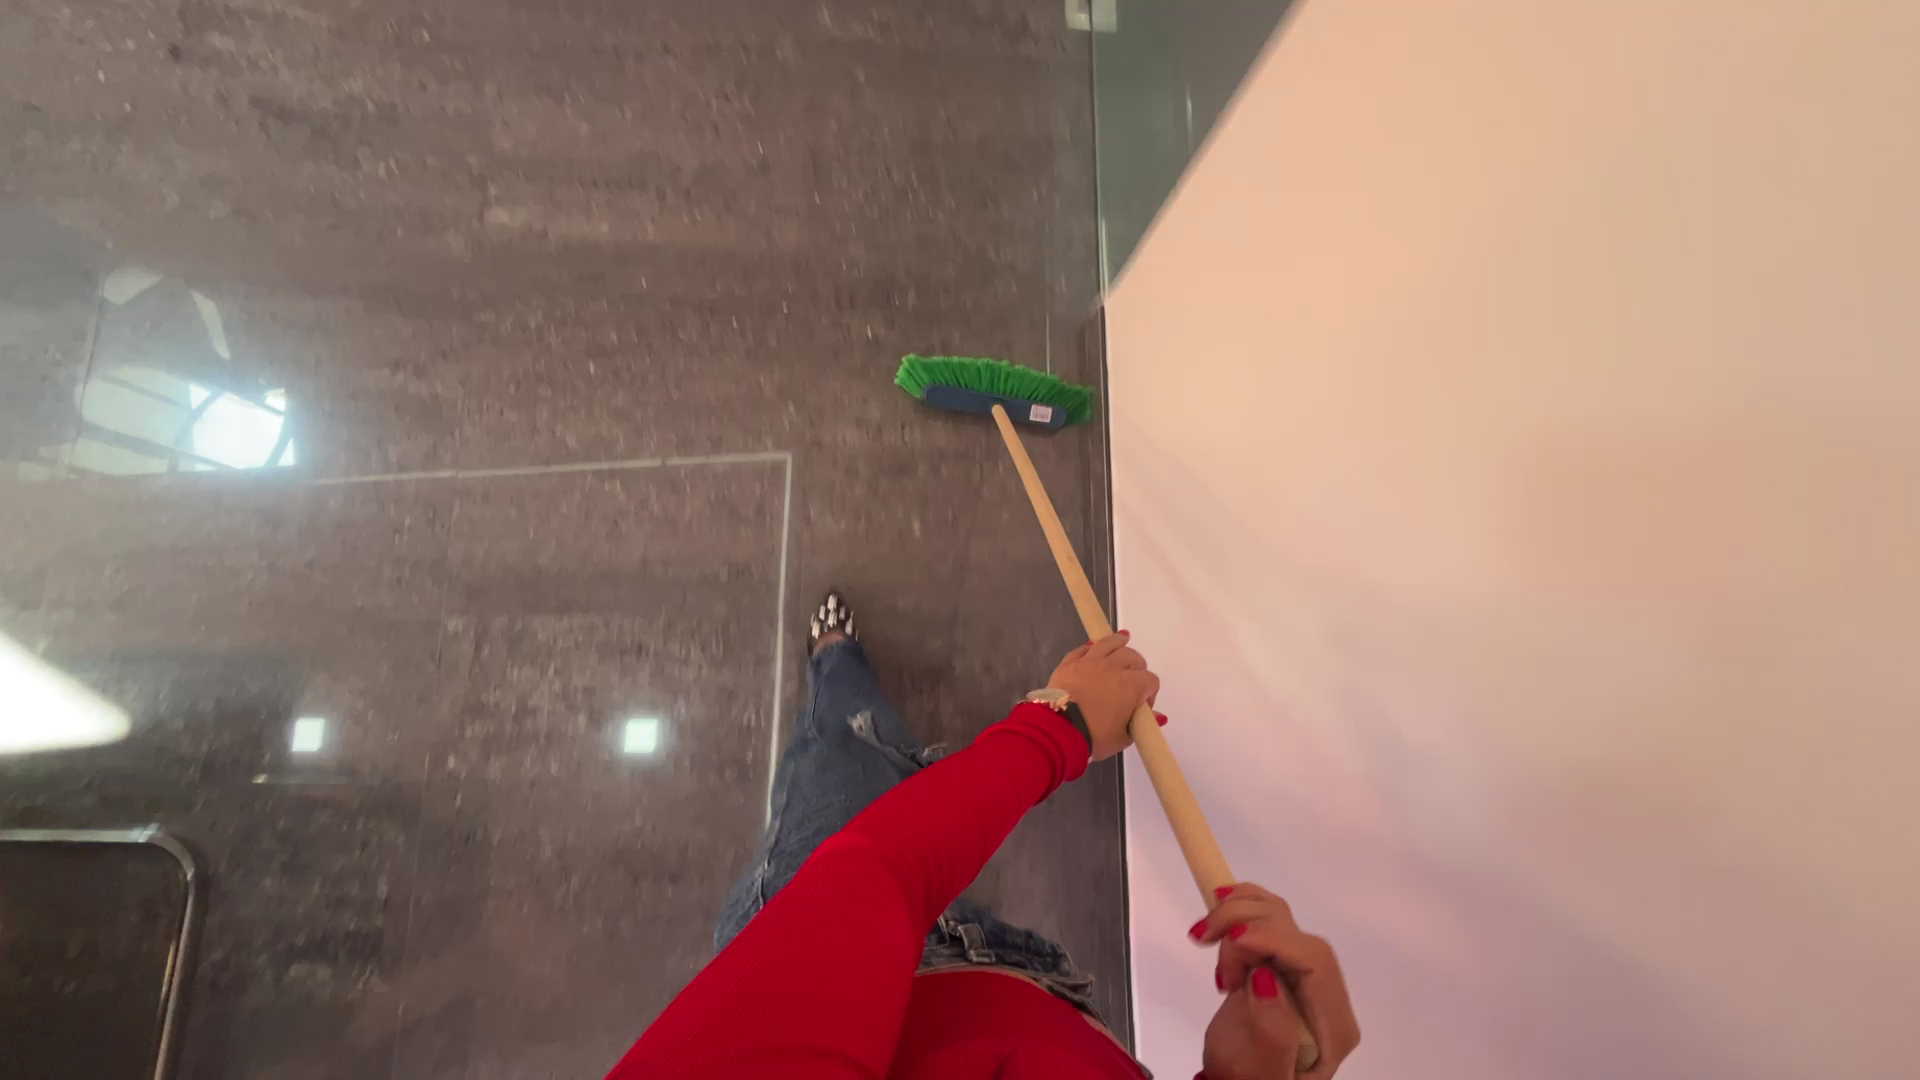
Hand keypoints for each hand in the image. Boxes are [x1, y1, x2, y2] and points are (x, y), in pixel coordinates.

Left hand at [1044, 631, 1159, 760]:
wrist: (1058, 730)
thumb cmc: (1094, 737)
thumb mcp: (1123, 737)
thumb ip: (1141, 724)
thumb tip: (1158, 718)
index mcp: (1131, 685)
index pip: (1151, 680)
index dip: (1149, 693)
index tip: (1140, 706)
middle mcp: (1112, 667)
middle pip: (1132, 656)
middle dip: (1136, 667)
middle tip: (1130, 679)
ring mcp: (1089, 662)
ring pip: (1108, 643)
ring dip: (1118, 642)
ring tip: (1122, 640)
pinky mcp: (1069, 663)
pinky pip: (1083, 649)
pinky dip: (1090, 648)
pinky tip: (1092, 649)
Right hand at [1193, 883, 1358, 1078]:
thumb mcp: (1260, 1074)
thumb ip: (1272, 1031)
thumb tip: (1268, 976)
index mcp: (1332, 1023)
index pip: (1314, 959)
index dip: (1273, 938)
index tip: (1232, 941)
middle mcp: (1323, 990)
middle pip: (1293, 931)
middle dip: (1245, 928)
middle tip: (1214, 965)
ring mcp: (1298, 971)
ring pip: (1276, 914)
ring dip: (1234, 913)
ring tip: (1205, 940)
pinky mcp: (1275, 958)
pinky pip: (1263, 914)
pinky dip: (1236, 904)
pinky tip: (1215, 910)